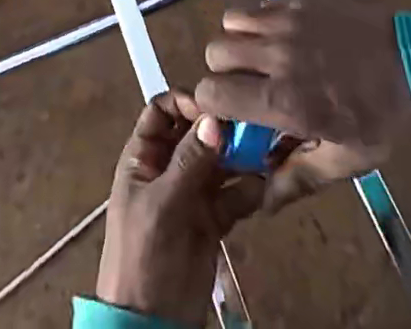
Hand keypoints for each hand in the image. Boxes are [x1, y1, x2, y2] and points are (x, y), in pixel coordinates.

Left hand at [97, 91, 263, 322]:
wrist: (150, 319)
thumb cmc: (142, 254)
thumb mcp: (161, 205)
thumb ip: (189, 163)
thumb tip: (214, 120)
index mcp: (142, 156)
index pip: (161, 111)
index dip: (185, 103)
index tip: (218, 105)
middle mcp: (167, 167)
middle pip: (195, 133)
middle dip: (221, 128)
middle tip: (254, 127)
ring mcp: (191, 193)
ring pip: (219, 162)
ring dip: (241, 157)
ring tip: (269, 153)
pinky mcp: (212, 219)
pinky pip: (233, 195)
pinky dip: (249, 190)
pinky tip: (266, 186)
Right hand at [194, 0, 410, 204]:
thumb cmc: (386, 120)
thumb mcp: (345, 160)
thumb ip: (295, 178)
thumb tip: (260, 203)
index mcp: (283, 100)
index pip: (212, 93)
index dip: (214, 103)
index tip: (232, 111)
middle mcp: (275, 56)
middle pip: (215, 53)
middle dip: (226, 70)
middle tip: (251, 82)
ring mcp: (285, 22)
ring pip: (230, 23)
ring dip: (240, 40)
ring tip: (265, 54)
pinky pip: (259, 5)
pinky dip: (262, 21)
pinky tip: (287, 36)